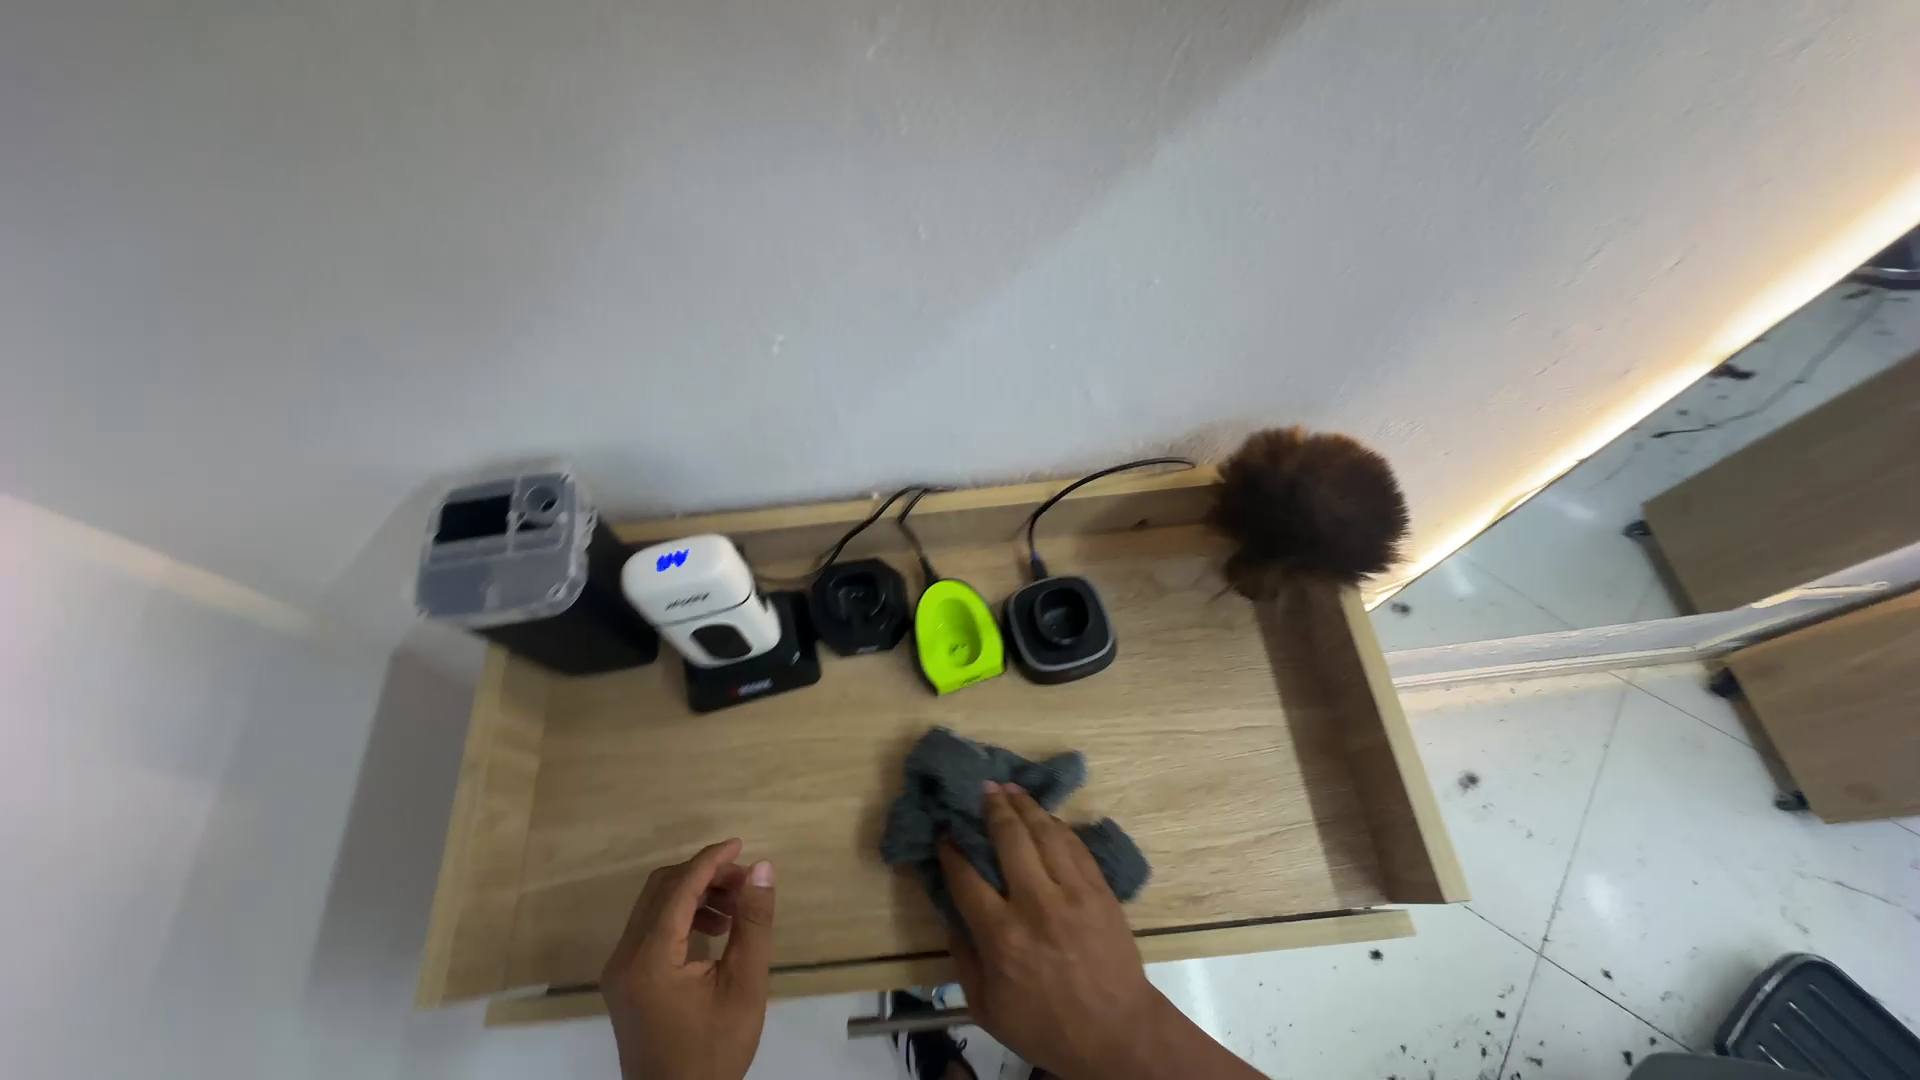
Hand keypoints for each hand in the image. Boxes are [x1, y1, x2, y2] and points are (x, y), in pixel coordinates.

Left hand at [601, 839, 776, 1079]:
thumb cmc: (714, 1050)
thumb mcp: (744, 986)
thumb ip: (753, 924)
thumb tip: (763, 868)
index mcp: (650, 958)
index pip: (679, 887)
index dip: (711, 860)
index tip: (742, 845)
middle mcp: (624, 956)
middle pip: (661, 889)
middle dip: (705, 875)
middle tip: (745, 882)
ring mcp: (620, 970)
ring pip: (654, 906)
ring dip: (694, 894)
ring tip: (736, 908)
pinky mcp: (625, 981)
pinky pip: (650, 928)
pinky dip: (682, 916)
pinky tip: (715, 930)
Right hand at [940, 784, 1263, 1079]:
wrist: (1117, 1033)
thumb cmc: (1046, 1025)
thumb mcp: (986, 1006)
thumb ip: (962, 956)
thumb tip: (950, 911)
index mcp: (1002, 937)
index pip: (967, 877)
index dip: (952, 849)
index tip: (944, 833)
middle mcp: (1036, 905)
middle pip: (1009, 839)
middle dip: (991, 808)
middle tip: (981, 790)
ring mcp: (1073, 893)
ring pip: (1045, 832)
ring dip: (1024, 805)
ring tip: (1008, 788)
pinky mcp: (1100, 889)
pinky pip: (1074, 844)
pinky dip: (1055, 824)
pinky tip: (1043, 815)